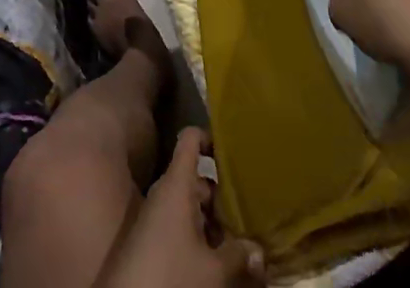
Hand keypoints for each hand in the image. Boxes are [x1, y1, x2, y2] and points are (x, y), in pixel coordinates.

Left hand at [102, 128, 263, 287]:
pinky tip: (217, 255)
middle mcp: (164, 194)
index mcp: (177, 186)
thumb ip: (239, 255)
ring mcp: (155, 218)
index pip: (190, 139)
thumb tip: (259, 250)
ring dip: (212, 218)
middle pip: (197, 177)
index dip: (211, 136)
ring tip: (239, 235)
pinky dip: (199, 234)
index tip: (234, 148)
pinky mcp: (150, 241)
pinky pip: (180, 225)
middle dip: (222, 191)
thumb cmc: (170, 277)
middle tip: (249, 205)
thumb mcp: (212, 270)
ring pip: (191, 204)